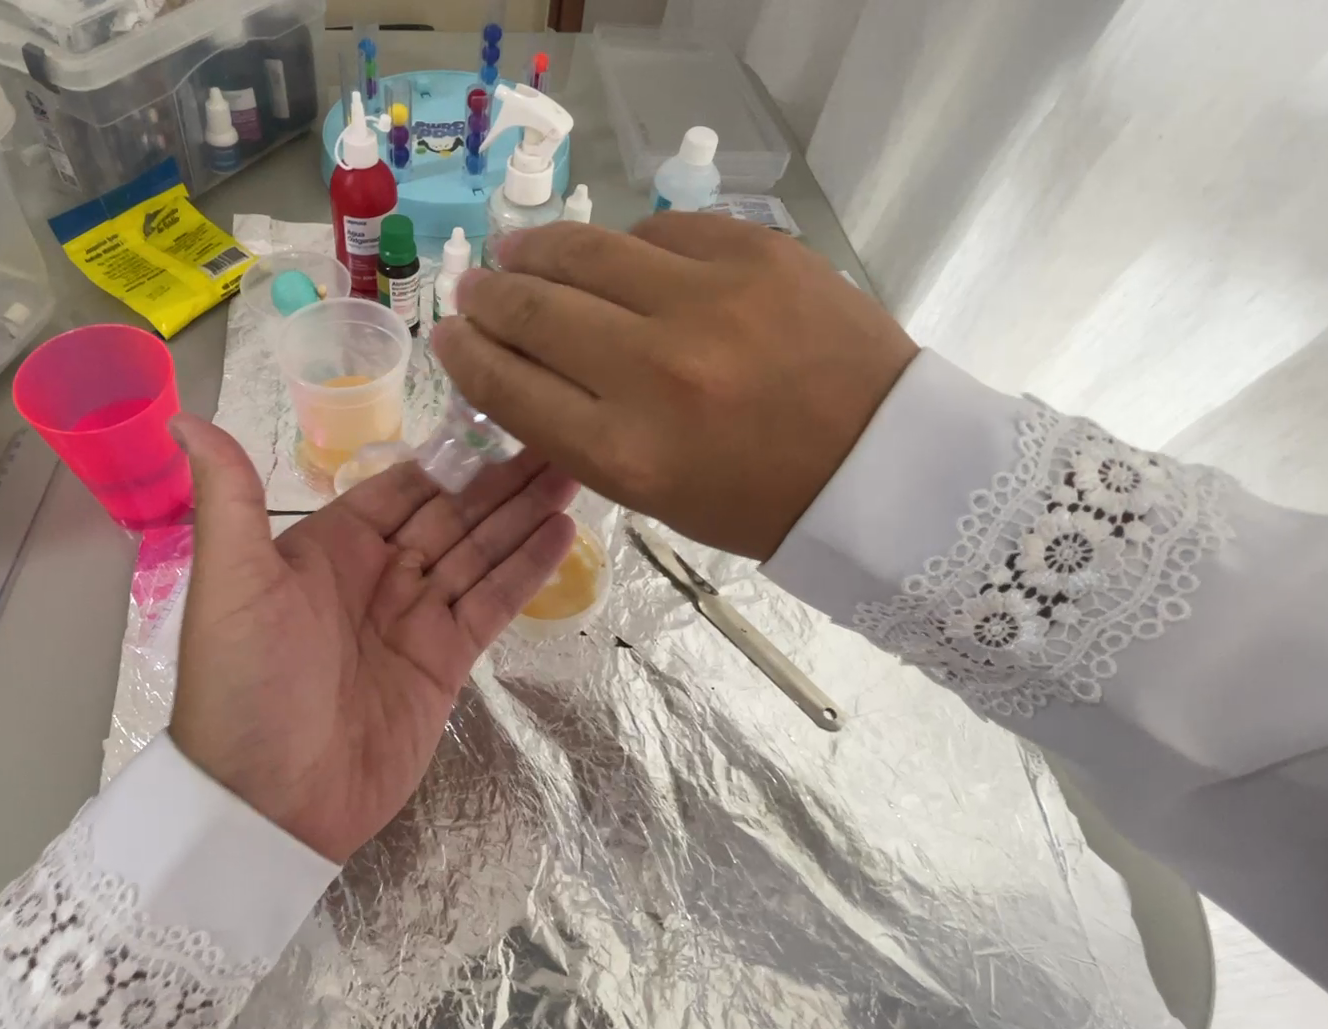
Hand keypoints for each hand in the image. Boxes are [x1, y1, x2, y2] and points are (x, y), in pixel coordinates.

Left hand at [164, 414, 577, 862]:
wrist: (266, 801)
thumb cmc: (244, 683)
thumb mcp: (231, 581)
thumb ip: (230, 495)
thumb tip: (188, 417)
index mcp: (330, 546)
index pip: (402, 486)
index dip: (449, 455)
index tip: (497, 417)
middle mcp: (378, 574)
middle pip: (453, 513)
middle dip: (503, 479)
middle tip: (559, 438)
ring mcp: (416, 619)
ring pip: (481, 552)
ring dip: (525, 514)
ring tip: (573, 472)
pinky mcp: (446, 662)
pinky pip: (493, 604)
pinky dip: (527, 569)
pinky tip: (562, 530)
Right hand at [432, 214, 917, 561]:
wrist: (879, 462)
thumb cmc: (752, 499)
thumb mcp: (647, 489)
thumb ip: (573, 428)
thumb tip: (515, 361)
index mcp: (623, 453)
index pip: (507, 385)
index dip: (464, 354)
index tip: (448, 334)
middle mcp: (653, 372)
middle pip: (533, 311)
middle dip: (488, 296)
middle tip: (473, 288)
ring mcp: (707, 302)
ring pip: (584, 251)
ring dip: (535, 249)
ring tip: (516, 250)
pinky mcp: (756, 252)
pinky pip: (657, 229)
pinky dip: (623, 244)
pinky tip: (616, 257)